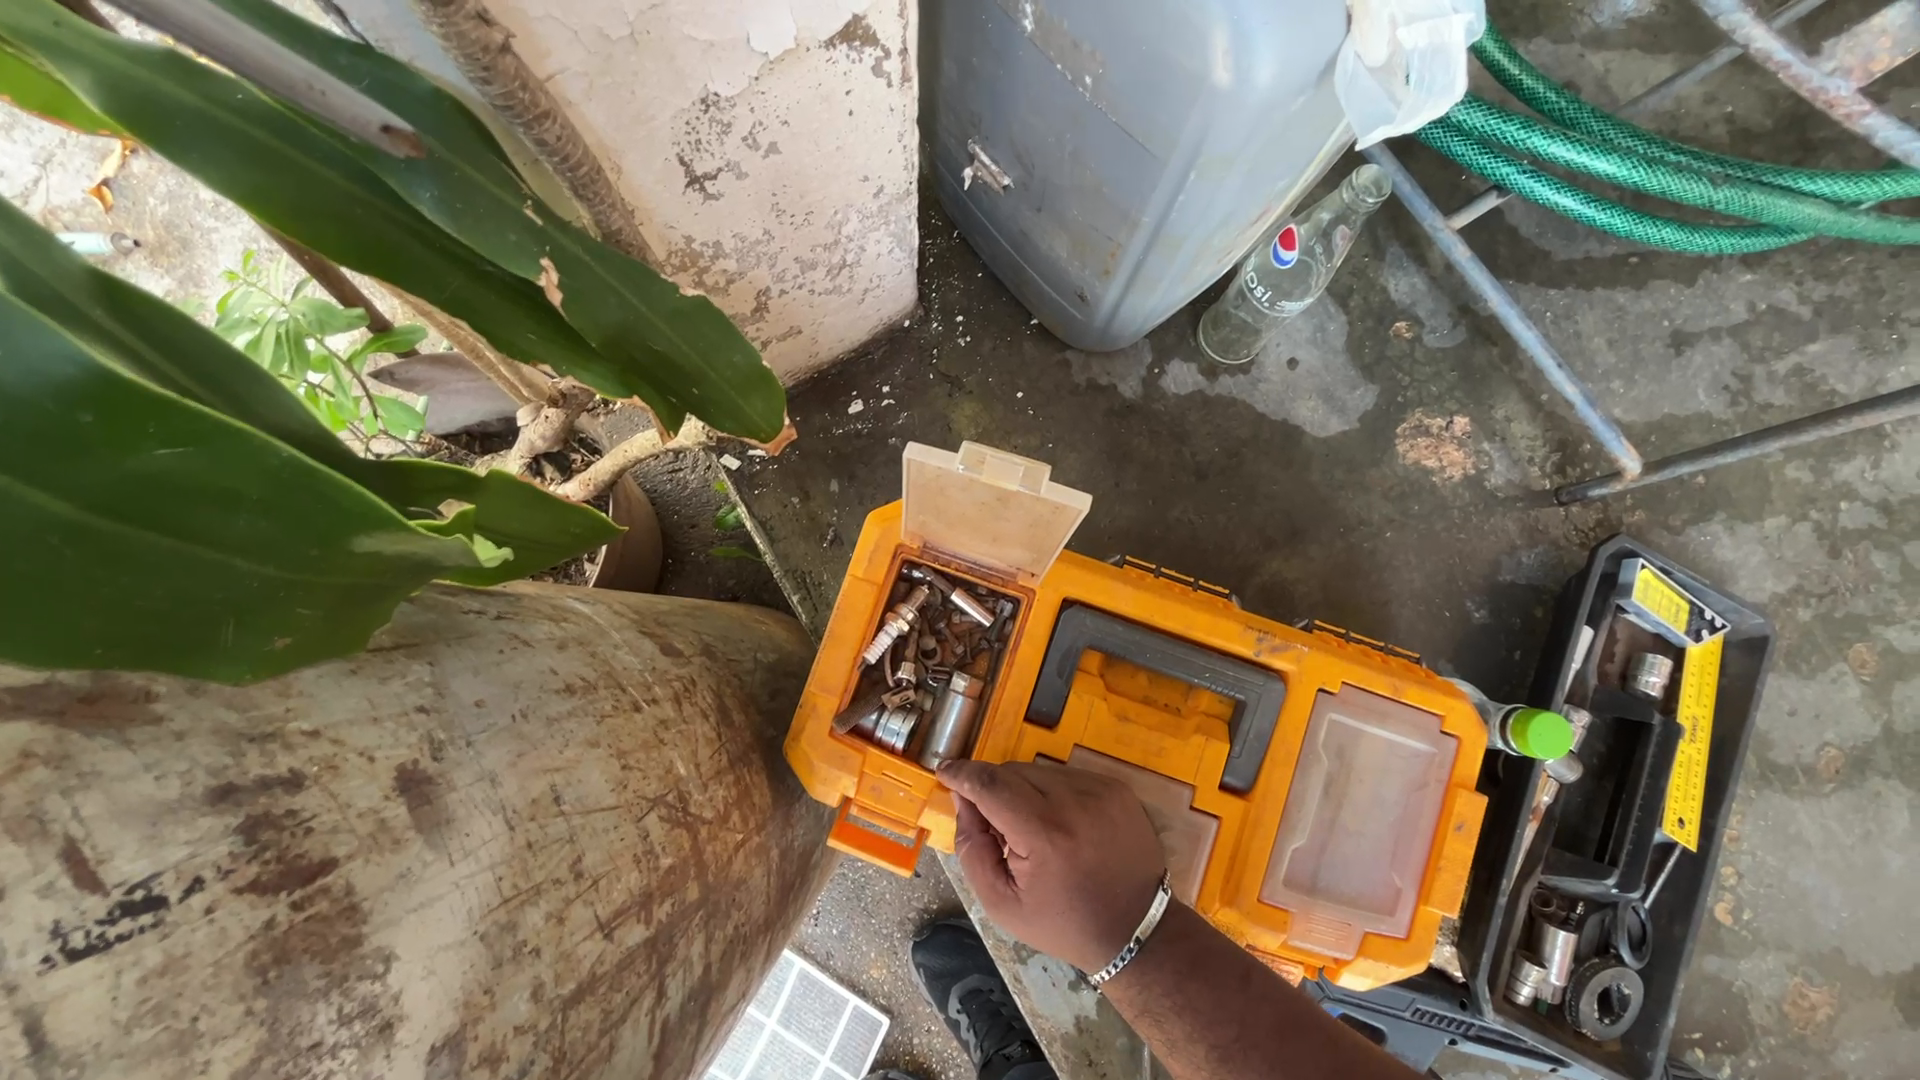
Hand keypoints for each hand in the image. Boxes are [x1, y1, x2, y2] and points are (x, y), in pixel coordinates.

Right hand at [939, 759, 1165, 972]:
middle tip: (993, 824)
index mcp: (1044, 833)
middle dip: (993, 789)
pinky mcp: (1116, 787)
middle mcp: (1075, 801)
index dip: (963, 774)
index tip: (944, 770)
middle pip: (1012, 772)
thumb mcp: (1001, 903)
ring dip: (1023, 789)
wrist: (1137, 928)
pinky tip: (1059, 825)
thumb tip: (963, 798)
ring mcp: (1100, 790)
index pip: (991, 785)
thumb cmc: (1063, 922)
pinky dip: (1051, 792)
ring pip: (1038, 770)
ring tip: (1031, 829)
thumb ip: (971, 848)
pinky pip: (1066, 775)